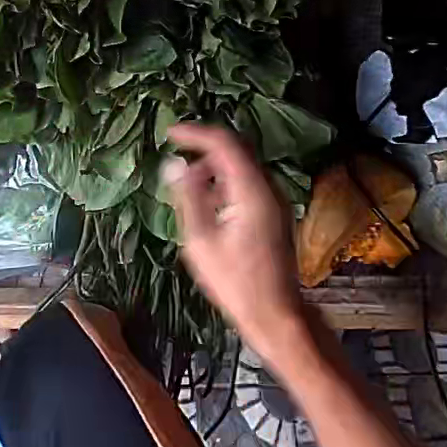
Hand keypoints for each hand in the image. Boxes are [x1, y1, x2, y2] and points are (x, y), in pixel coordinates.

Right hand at [163, 123, 309, 359]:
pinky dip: (227, 181)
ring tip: (187, 180)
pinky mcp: (275, 213)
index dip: (196, 133)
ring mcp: (276, 200)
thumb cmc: (235, 282)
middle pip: (237, 150)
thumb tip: (174, 165)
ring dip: (215, 166)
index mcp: (252, 191)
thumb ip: (188, 197)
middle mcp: (269, 188)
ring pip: (243, 166)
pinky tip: (208, 200)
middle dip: (205, 147)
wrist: (274, 312)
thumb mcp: (201, 240)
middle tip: (177, 151)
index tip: (170, 133)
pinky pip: (249, 183)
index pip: (225, 143)